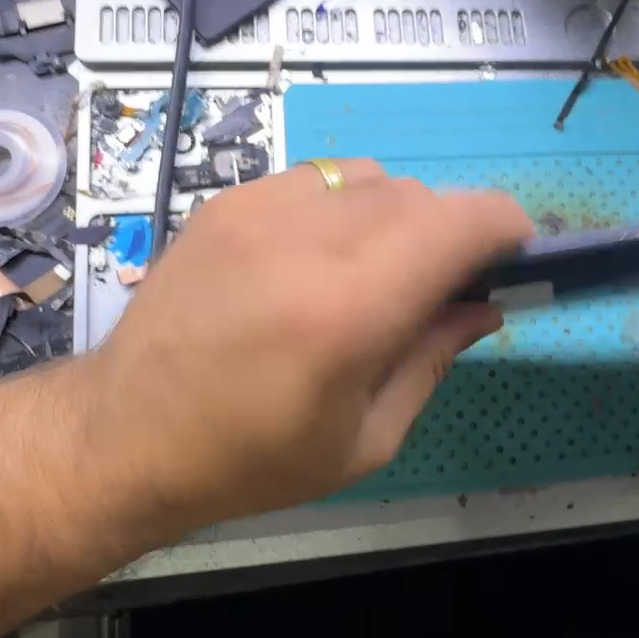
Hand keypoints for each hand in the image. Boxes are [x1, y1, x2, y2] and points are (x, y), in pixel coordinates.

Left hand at [77, 159, 532, 541]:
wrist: (125, 433)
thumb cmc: (251, 459)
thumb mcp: (365, 438)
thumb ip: (434, 358)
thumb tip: (484, 306)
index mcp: (348, 312)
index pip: (460, 223)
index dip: (505, 226)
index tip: (513, 254)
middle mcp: (307, 241)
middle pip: (422, 197)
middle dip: (451, 234)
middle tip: (440, 287)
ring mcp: (260, 210)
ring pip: (374, 178)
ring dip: (399, 218)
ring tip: (374, 272)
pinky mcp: (230, 201)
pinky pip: (321, 178)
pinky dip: (346, 207)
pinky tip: (320, 256)